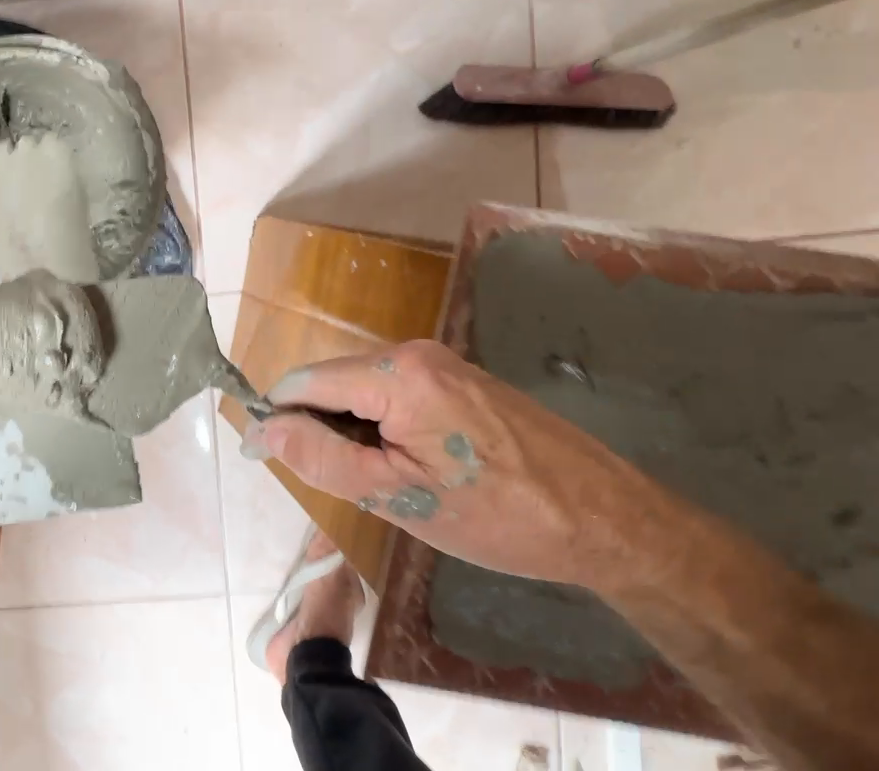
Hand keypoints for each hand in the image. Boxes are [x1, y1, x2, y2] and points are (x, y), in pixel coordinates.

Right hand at [245, 339, 670, 588]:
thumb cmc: (503, 516)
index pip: (302, 381)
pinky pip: (391, 393)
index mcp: (397, 373)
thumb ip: (322, 458)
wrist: (616, 524)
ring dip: (351, 431)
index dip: (275, 418)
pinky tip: (410, 467)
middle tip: (344, 485)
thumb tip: (262, 427)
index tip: (264, 459)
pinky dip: (380, 427)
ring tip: (383, 481)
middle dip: (318, 427)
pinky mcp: (459, 380)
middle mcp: (413, 353)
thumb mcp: (399, 499)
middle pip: (329, 382)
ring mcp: (440, 363)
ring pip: (359, 390)